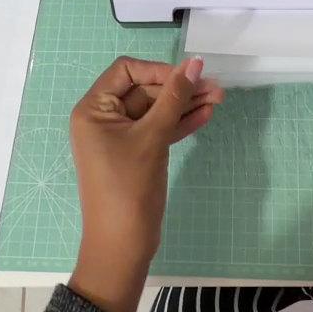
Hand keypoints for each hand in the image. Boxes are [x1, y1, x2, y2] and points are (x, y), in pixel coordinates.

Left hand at [67, 57, 224, 311]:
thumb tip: (195, 63)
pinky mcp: (136, 152)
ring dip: (184, 104)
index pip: (127, 71)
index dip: (158, 70)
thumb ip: (174, 97)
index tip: (188, 76)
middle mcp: (103, 118)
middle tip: (215, 88)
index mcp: (94, 109)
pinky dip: (179, 122)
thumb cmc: (129, 188)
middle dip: (179, 89)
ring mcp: (120, 136)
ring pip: (155, 109)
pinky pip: (158, 128)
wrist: (122, 248)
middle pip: (145, 90)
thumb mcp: (153, 137)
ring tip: (218, 98)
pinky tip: (205, 115)